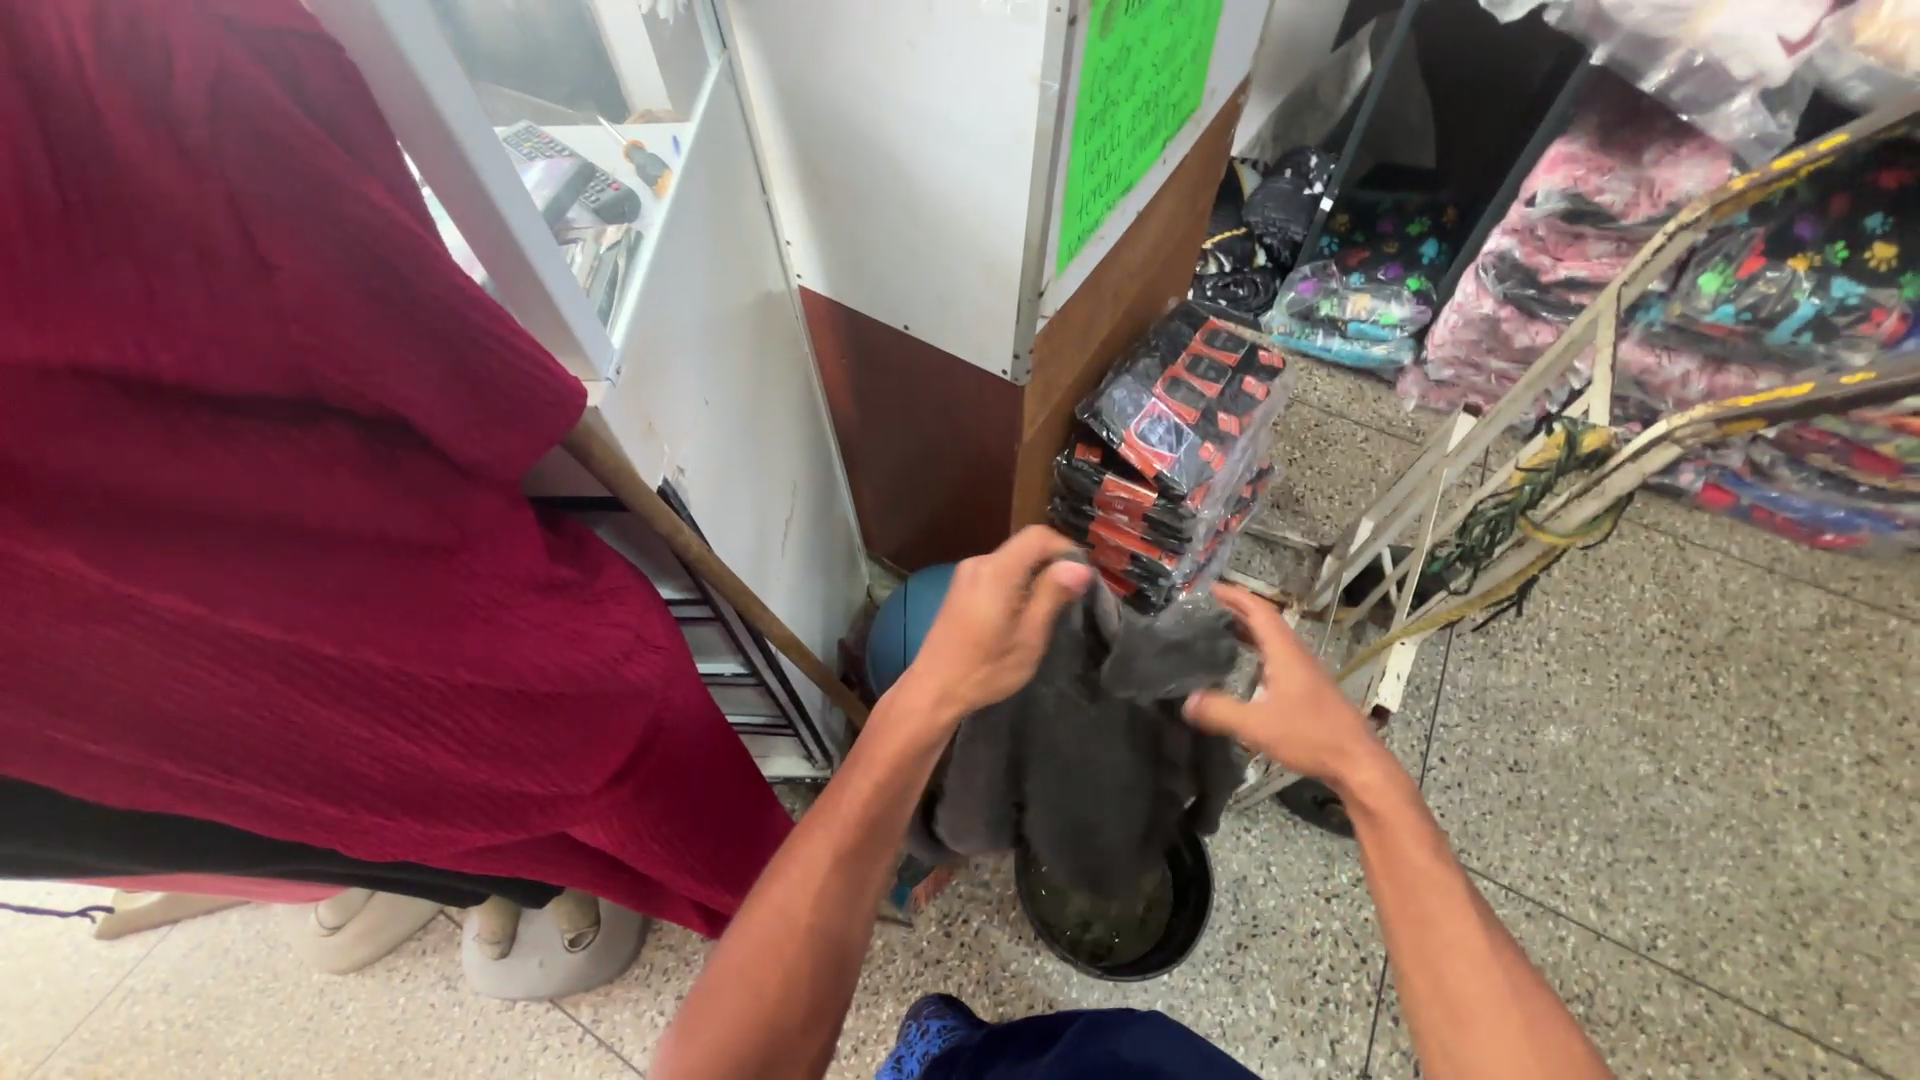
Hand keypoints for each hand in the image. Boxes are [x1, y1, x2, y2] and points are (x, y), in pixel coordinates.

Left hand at [895, 526, 1093, 721]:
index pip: (1037, 535)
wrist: (933, 689)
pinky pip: (996, 573)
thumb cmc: (985, 669)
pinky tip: (1021, 613)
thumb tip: (1079, 566)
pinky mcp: (959, 588)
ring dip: (1033, 576)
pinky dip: (1015, 584)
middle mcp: (978, 563)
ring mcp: (965, 575)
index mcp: (996, 571)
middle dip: (1051, 564)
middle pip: (1024, 547)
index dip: (1065, 548)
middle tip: (1070, 597)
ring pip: (1011, 561)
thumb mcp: (1029, 637)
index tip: (1081, 577)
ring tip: (1048, 609)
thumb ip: (1052, 595)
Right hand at [1182, 584, 1383, 785]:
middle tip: (1207, 606)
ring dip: (1248, 629)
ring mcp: (1304, 672)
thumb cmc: (1310, 736)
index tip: (1211, 588)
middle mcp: (1296, 655)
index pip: (1260, 612)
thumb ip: (1220, 711)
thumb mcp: (1257, 725)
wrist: (1356, 761)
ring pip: (1273, 639)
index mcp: (1285, 654)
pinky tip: (1246, 665)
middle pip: (1266, 621)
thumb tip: (1187, 701)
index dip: (1236, 597)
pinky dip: (1257, 650)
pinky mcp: (1308, 689)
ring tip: (1220, 628)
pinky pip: (1277, 657)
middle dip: (1238, 609)